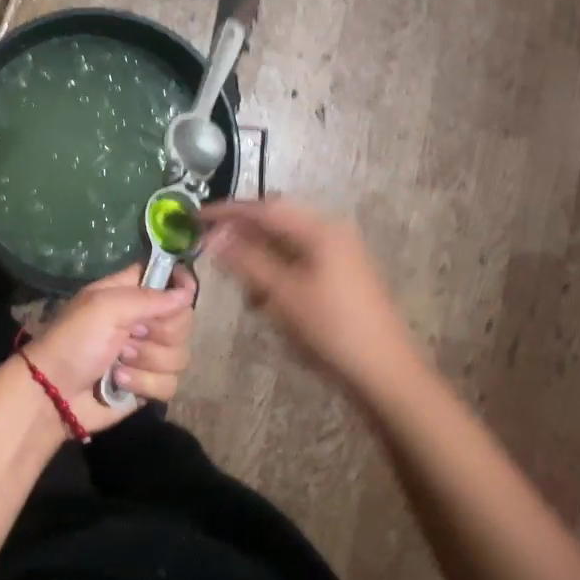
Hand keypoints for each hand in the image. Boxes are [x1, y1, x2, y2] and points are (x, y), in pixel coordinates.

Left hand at [20, 264, 197, 433]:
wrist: (54, 393)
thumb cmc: (74, 341)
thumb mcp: (104, 308)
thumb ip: (147, 298)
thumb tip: (188, 293)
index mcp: (128, 294)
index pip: (167, 279)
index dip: (179, 284)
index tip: (185, 293)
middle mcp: (141, 321)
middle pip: (182, 321)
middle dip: (159, 333)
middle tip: (130, 335)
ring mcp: (146, 355)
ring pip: (179, 355)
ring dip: (147, 361)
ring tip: (117, 361)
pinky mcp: (148, 385)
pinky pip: (170, 384)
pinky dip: (143, 384)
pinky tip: (119, 383)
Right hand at [201, 196, 415, 390]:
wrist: (384, 371)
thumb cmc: (331, 328)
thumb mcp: (280, 292)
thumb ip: (244, 259)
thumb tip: (214, 236)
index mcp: (320, 229)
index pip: (263, 208)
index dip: (226, 212)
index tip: (194, 218)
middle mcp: (330, 232)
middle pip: (275, 221)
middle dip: (242, 234)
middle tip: (211, 248)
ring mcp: (338, 253)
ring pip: (284, 242)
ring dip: (258, 256)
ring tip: (240, 282)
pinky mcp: (339, 275)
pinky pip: (297, 259)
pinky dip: (275, 270)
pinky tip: (263, 295)